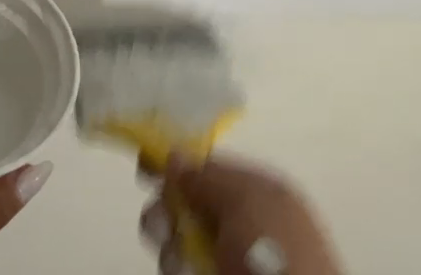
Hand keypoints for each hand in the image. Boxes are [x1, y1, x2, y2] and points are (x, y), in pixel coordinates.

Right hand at [140, 155, 343, 274]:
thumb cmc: (276, 259)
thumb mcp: (248, 202)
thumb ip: (207, 177)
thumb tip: (174, 156)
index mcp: (257, 194)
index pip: (207, 168)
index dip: (175, 166)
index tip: (144, 170)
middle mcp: (239, 225)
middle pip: (184, 203)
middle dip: (166, 211)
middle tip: (165, 226)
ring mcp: (224, 261)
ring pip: (175, 242)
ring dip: (172, 249)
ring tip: (187, 265)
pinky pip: (179, 268)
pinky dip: (177, 270)